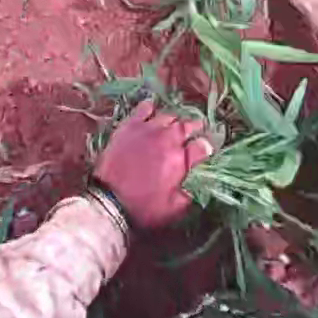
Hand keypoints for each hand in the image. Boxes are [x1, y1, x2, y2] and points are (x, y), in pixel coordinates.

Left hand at [93, 101, 213, 227]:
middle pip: (187, 126)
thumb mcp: (174, 209)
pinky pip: (143, 109)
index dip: (207, 146)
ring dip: (175, 120)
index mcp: (181, 160)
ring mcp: (148, 130)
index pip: (203, 146)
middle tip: (196, 130)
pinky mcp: (129, 126)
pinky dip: (150, 108)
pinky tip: (152, 109)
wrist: (109, 201)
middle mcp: (167, 140)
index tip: (206, 149)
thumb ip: (188, 196)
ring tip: (175, 124)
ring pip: (168, 116)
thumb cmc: (143, 207)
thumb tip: (194, 188)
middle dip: (195, 128)